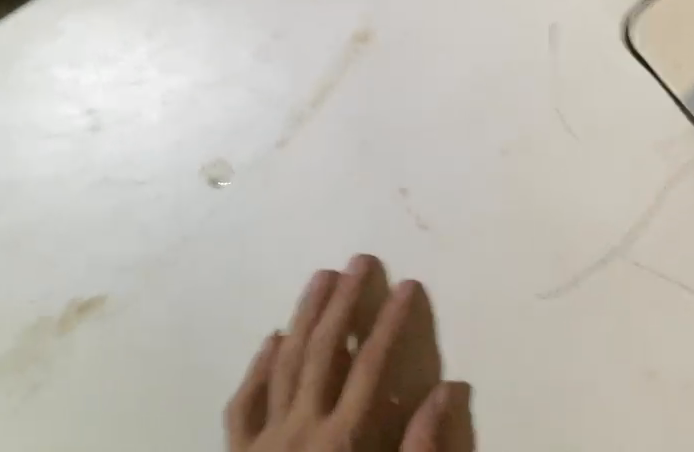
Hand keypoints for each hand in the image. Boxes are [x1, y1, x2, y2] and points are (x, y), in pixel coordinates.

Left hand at [226, 255, 473, 451]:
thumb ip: (421, 447)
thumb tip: (450, 388)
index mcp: (342, 441)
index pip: (371, 365)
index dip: (392, 321)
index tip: (409, 284)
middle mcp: (300, 431)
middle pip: (324, 351)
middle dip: (344, 302)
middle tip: (360, 260)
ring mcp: (263, 443)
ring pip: (284, 364)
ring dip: (304, 316)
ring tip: (321, 277)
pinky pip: (243, 406)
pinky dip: (257, 368)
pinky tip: (272, 339)